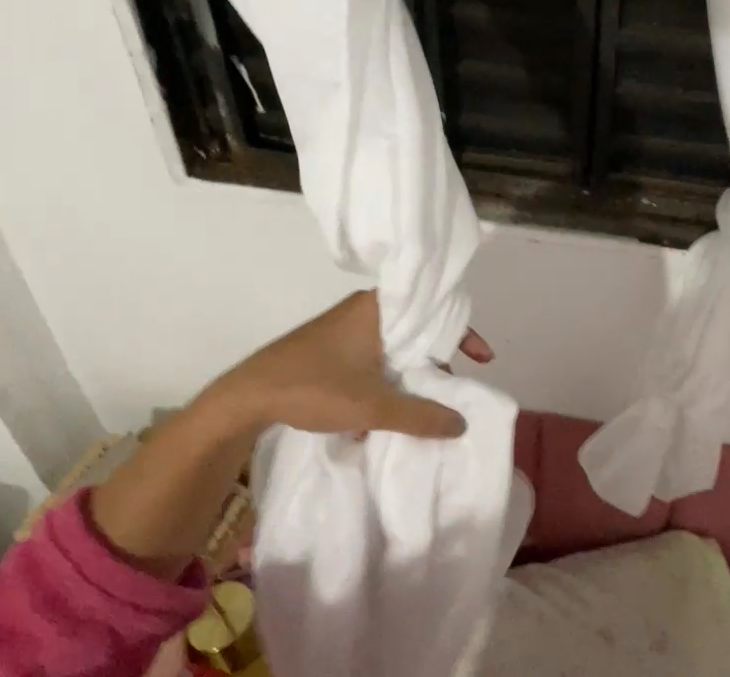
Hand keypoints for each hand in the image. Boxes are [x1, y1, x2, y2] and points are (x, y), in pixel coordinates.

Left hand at [201, 290, 492, 439]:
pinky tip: (387, 408)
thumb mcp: (372, 406)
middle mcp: (364, 309)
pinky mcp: (331, 346)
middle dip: (438, 358)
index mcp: (377, 307)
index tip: (483, 359)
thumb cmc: (314, 386)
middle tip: (453, 386)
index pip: (435, 308)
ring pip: (394, 345)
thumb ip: (420, 415)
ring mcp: (345, 327)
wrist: (246, 396)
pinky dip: (388, 377)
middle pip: (417, 328)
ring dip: (411, 372)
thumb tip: (461, 423)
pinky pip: (374, 356)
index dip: (463, 332)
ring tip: (424, 402)